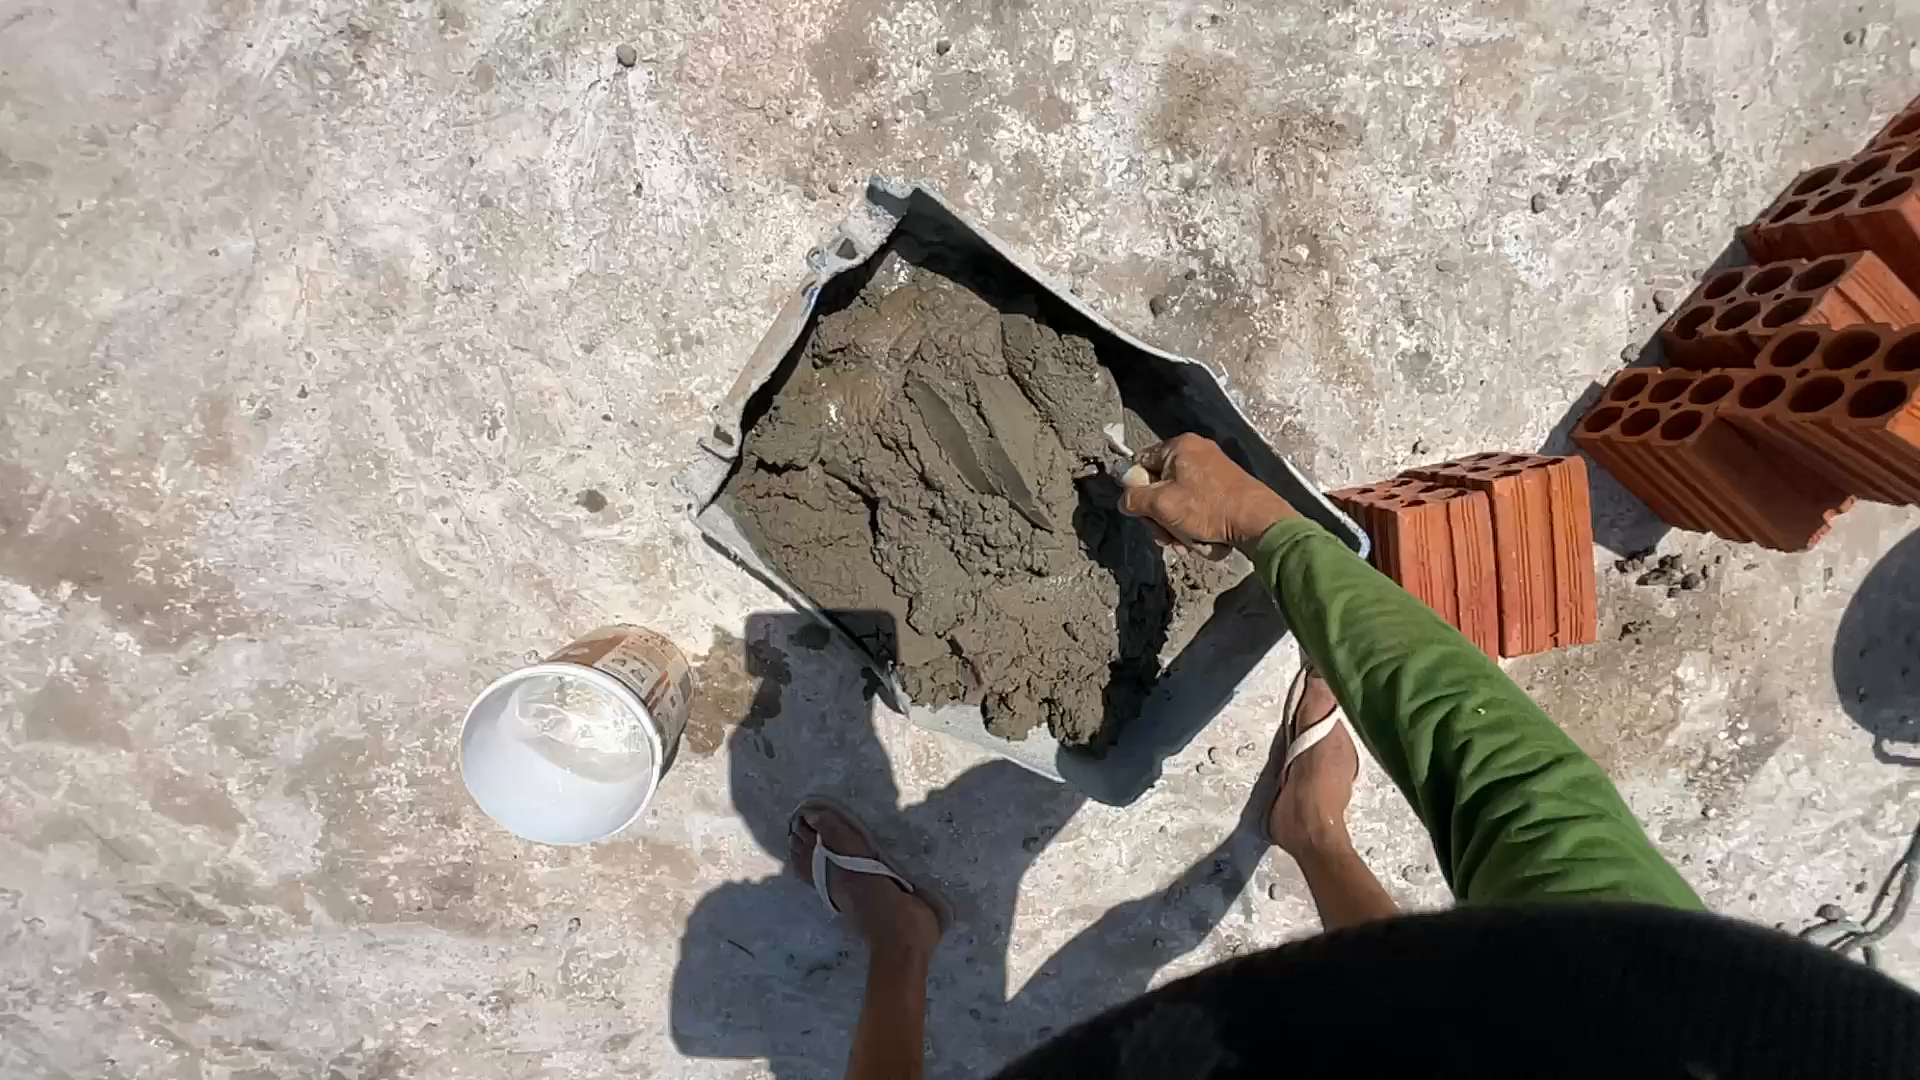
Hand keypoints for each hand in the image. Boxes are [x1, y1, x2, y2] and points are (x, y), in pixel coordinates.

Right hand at [1117, 434, 1296, 554]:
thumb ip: (1133, 499)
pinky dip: (1193, 525)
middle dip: (1158, 516)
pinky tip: (1198, 539)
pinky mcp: (1223, 489)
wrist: (1257, 522)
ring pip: (1176, 501)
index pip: (1140, 464)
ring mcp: (1211, 471)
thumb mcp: (1160, 504)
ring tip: (1184, 542)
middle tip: (1164, 534)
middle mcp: (1196, 452)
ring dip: (1175, 526)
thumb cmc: (1207, 508)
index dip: (1136, 490)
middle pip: (1158, 486)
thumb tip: (1124, 501)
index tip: (1142, 512)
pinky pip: (1196, 506)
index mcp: (1179, 446)